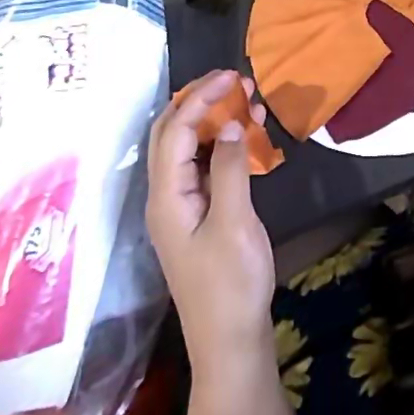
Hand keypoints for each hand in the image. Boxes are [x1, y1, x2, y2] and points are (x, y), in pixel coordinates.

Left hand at [146, 70, 274, 363]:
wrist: (231, 340)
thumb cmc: (231, 282)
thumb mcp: (235, 221)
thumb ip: (229, 168)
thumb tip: (230, 123)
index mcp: (166, 196)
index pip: (175, 131)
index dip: (200, 97)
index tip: (232, 75)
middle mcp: (165, 196)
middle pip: (171, 134)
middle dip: (200, 102)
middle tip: (235, 82)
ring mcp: (180, 206)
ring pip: (187, 149)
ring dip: (212, 121)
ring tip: (248, 102)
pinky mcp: (196, 215)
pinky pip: (202, 167)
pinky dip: (221, 144)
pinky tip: (247, 137)